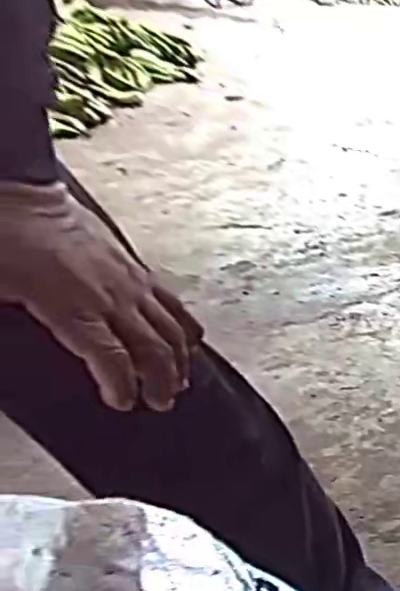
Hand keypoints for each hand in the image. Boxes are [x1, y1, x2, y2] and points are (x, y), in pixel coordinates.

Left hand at [0, 181, 201, 410]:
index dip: (121, 385)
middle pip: (154, 351)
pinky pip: (175, 309)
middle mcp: (113, 300)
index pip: (110, 357)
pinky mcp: (139, 273)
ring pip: (174, 335)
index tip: (123, 403)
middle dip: (162, 381)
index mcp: (71, 305)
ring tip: (181, 380)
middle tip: (162, 401)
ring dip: (181, 361)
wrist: (6, 187)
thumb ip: (6, 313)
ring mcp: (132, 286)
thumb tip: (9, 347)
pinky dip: (188, 331)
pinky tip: (189, 343)